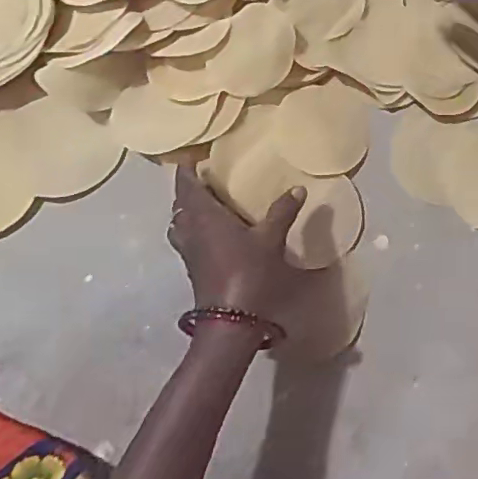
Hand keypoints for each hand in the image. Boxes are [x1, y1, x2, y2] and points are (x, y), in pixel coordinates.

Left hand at [168, 165, 307, 315]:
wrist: (230, 322)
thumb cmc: (247, 272)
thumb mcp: (270, 239)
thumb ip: (282, 212)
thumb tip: (298, 189)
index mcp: (204, 216)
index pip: (186, 185)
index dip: (185, 169)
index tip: (191, 156)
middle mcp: (190, 229)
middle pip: (180, 203)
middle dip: (188, 188)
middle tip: (204, 175)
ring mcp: (189, 250)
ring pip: (180, 222)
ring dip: (187, 209)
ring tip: (206, 201)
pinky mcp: (193, 266)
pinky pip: (186, 237)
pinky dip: (192, 226)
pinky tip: (212, 230)